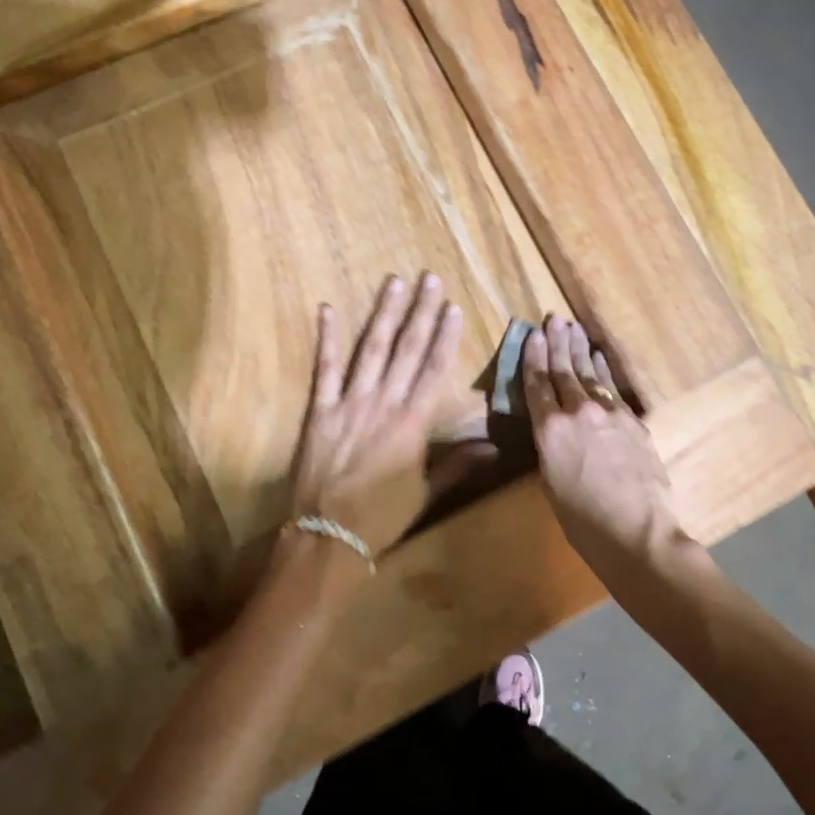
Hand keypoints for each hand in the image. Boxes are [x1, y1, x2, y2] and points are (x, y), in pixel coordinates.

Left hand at [290, 272, 462, 554]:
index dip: (445, 336)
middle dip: (420, 312)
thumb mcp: (426, 492)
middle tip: (429, 278)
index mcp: (412, 423)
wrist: (329, 536)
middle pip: (406, 349)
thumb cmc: (382, 517)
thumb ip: (457, 463)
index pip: (434, 369)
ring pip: (370, 349)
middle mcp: (384, 403)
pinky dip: (326, 339)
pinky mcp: (320, 410)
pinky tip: (327, 310)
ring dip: (384, 314)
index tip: (453, 307)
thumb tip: (494, 445)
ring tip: (394, 282)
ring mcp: (349, 403)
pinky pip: (324, 369)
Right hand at [523, 315, 679, 553]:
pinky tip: (598, 357)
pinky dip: (604, 370)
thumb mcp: (551, 483)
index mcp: (549, 430)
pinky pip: (613, 388)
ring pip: (589, 373)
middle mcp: (577, 412)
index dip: (533, 358)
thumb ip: (551, 448)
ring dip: (579, 350)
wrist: (635, 532)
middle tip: (552, 320)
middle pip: (563, 371)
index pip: (537, 384)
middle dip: (556, 344)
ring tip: (572, 327)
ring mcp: (609, 413)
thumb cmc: (582, 519)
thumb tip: (556, 432)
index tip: (532, 335)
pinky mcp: (633, 422)